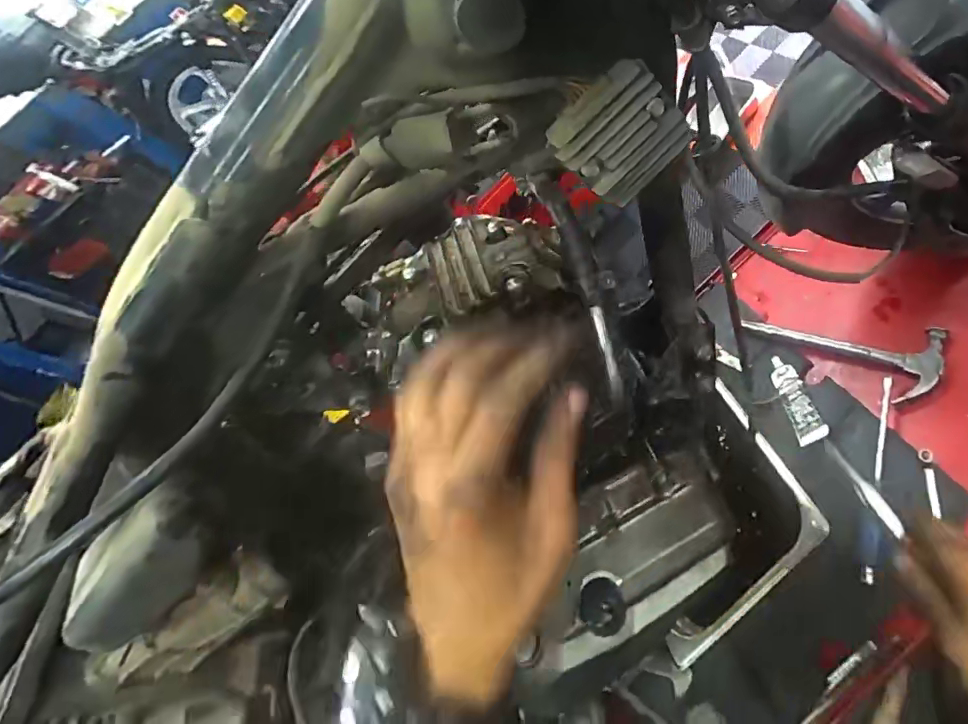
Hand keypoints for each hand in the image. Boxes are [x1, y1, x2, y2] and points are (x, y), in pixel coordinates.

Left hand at [385, 328, 586, 708]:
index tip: (564, 337)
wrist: (452, 640)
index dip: (535, 359)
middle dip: (503, 342)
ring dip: (461, 345)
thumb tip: (572, 392)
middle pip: (458, 380)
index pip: (500, 398)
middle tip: (540, 328)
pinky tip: (463, 354)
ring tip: (502, 328)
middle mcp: (425, 466)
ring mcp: (402, 463)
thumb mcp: (553, 529)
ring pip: (421, 380)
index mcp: (468, 487)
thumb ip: (558, 454)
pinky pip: (407, 400)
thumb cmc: (512, 590)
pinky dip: (434, 366)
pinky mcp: (394, 465)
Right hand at [896, 521, 967, 723]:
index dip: (904, 525)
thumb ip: (923, 591)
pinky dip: (963, 566)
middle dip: (923, 539)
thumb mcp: (952, 637)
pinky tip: (958, 590)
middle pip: (948, 532)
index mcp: (966, 561)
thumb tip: (897, 555)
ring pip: (965, 546)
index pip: (927, 524)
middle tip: (904, 562)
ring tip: (927, 579)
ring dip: (944, 554)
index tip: (887, 536)